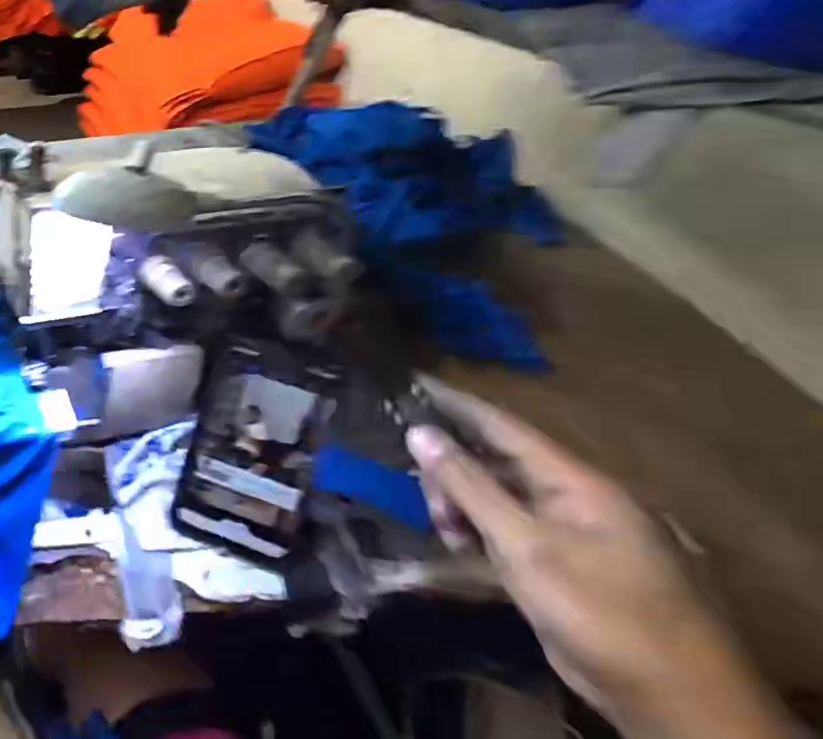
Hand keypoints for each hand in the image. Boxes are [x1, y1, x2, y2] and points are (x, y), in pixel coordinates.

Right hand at [406, 384, 787, 738]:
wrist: (673, 700)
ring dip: (463, 508)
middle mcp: (577, 498)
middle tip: (432, 508)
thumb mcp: (522, 544)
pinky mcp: (567, 561)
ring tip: (451, 538)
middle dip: (452, 477)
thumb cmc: (598, 609)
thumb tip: (418, 430)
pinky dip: (481, 531)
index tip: (410, 383)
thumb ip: (467, 483)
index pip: (503, 426)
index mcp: (579, 484)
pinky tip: (466, 550)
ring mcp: (574, 531)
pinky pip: (510, 526)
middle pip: (494, 462)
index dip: (455, 403)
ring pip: (497, 496)